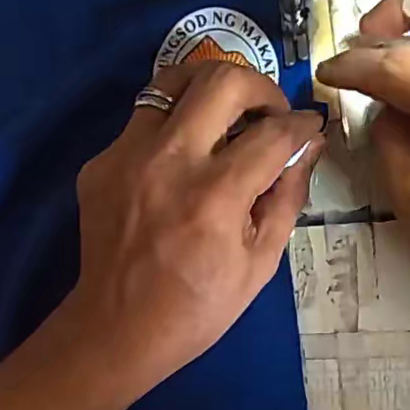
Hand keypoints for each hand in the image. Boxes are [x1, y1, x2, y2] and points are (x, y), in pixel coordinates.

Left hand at [58, 61, 323, 391]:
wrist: (117, 329)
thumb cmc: (199, 307)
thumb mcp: (261, 263)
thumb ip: (288, 196)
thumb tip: (307, 146)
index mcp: (215, 196)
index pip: (273, 132)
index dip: (302, 125)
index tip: (309, 129)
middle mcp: (168, 162)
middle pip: (222, 80)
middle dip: (260, 86)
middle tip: (269, 113)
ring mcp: (125, 156)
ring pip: (173, 80)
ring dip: (211, 89)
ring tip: (227, 116)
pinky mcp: (100, 162)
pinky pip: (144, 120)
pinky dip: (174, 127)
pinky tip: (183, 160)